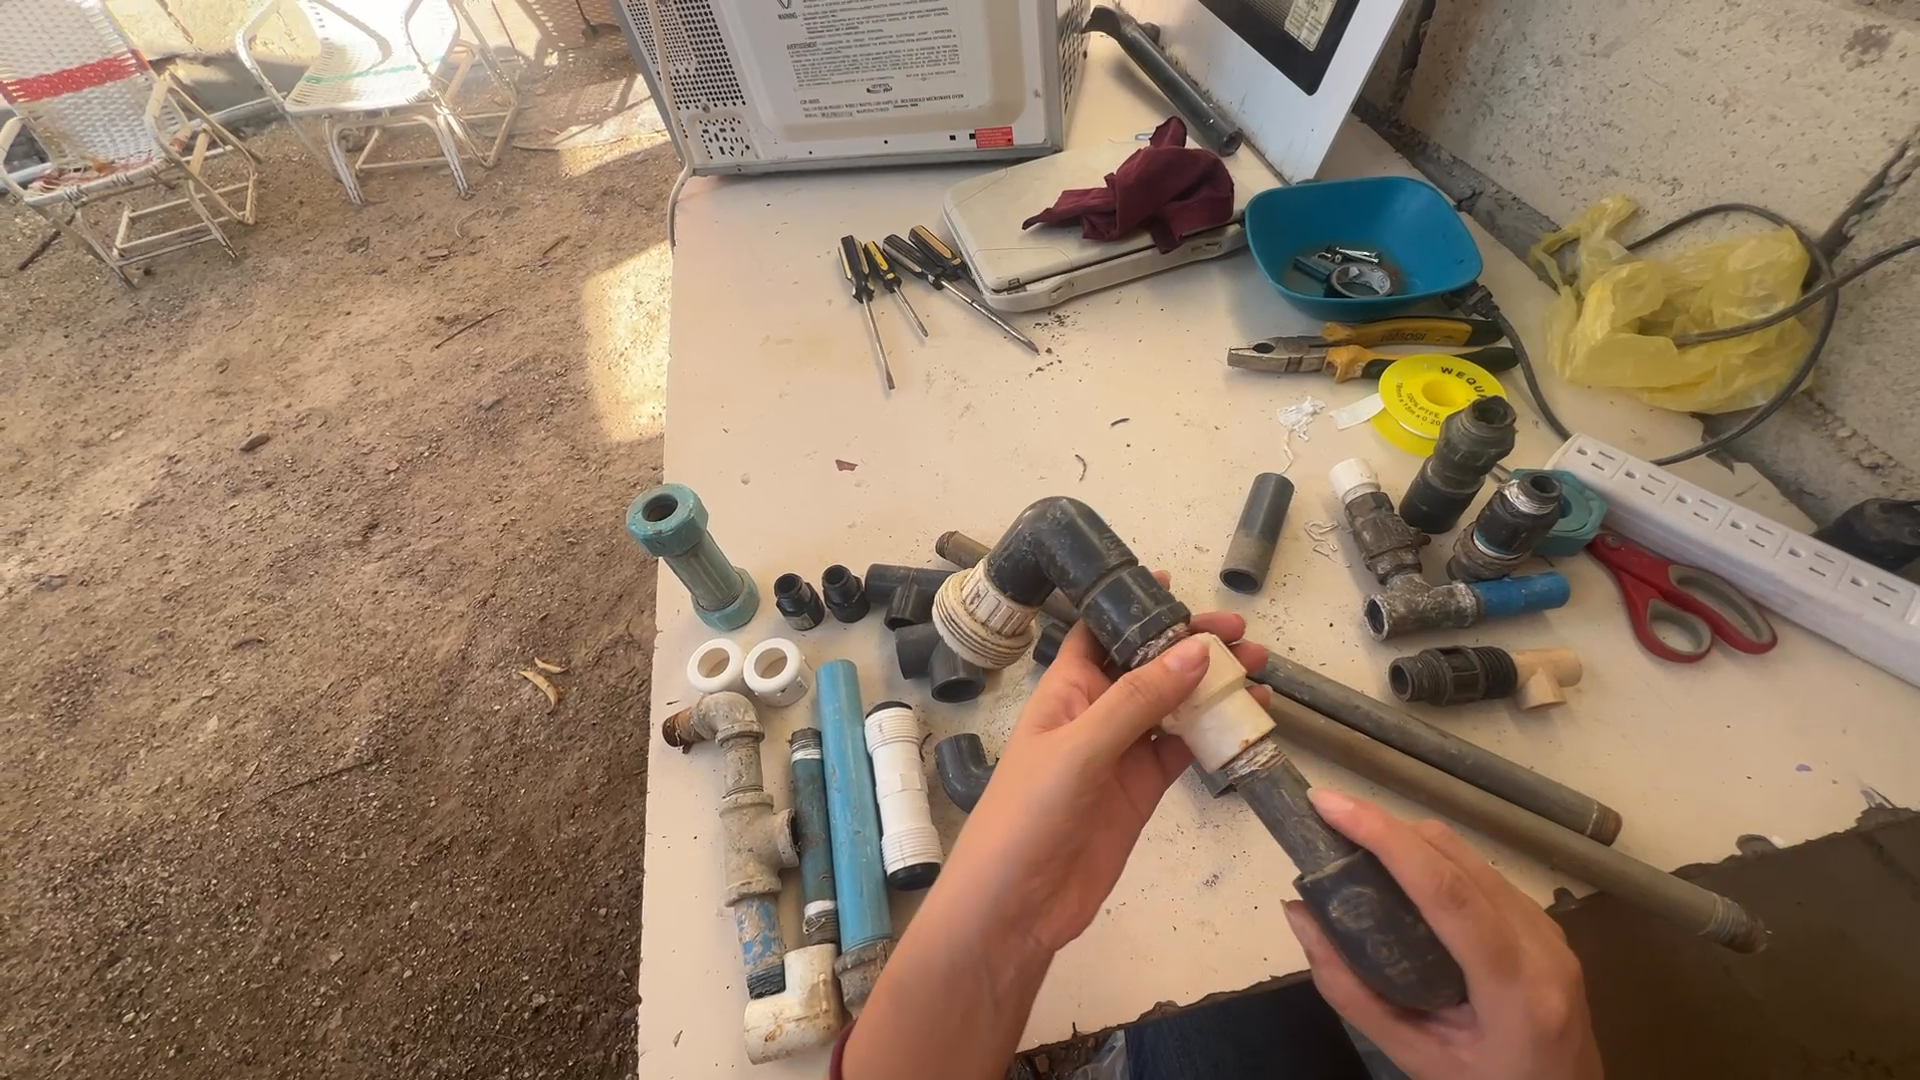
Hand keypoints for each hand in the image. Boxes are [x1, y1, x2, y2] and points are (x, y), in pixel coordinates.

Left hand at [939, 597, 1267, 956]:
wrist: (1019, 903)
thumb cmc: (1031, 811)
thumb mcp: (1081, 747)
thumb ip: (1139, 700)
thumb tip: (1196, 649)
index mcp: (1066, 687)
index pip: (1099, 631)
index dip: (1131, 605)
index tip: (1174, 585)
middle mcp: (1095, 710)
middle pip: (1146, 663)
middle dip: (1188, 644)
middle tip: (1239, 631)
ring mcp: (1121, 750)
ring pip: (1172, 704)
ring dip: (1209, 685)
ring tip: (1256, 667)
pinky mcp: (1142, 788)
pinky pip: (1182, 749)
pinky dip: (1213, 733)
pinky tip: (1247, 718)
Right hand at [1284, 790, 1602, 1079]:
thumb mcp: (1411, 1055)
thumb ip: (1349, 989)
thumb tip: (1296, 911)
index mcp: (1514, 989)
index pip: (1445, 890)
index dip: (1383, 836)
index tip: (1327, 804)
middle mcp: (1541, 946)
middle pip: (1452, 856)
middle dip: (1382, 824)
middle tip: (1325, 813)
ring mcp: (1547, 928)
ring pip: (1464, 851)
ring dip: (1404, 835)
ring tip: (1353, 838)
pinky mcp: (1542, 920)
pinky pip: (1476, 866)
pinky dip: (1428, 853)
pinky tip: (1398, 869)